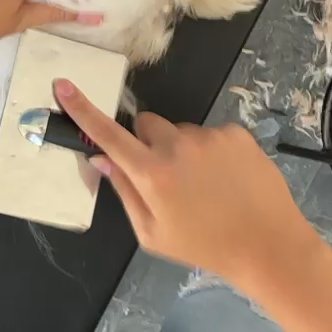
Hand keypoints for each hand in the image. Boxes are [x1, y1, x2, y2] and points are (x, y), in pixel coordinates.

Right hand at [54, 79, 323, 291]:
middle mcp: (178, 146)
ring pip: (180, 131)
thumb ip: (124, 191)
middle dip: (148, 143)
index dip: (82, 109)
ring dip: (182, 149)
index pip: (108, 135)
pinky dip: (211, 150)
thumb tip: (101, 159)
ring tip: (205, 184)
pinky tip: (226, 177)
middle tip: (165, 177)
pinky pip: (210, 133)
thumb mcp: (152, 233)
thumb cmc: (204, 246)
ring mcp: (210, 136)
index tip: (64, 85)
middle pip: (146, 125)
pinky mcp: (236, 133)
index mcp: (152, 175)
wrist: (268, 246)